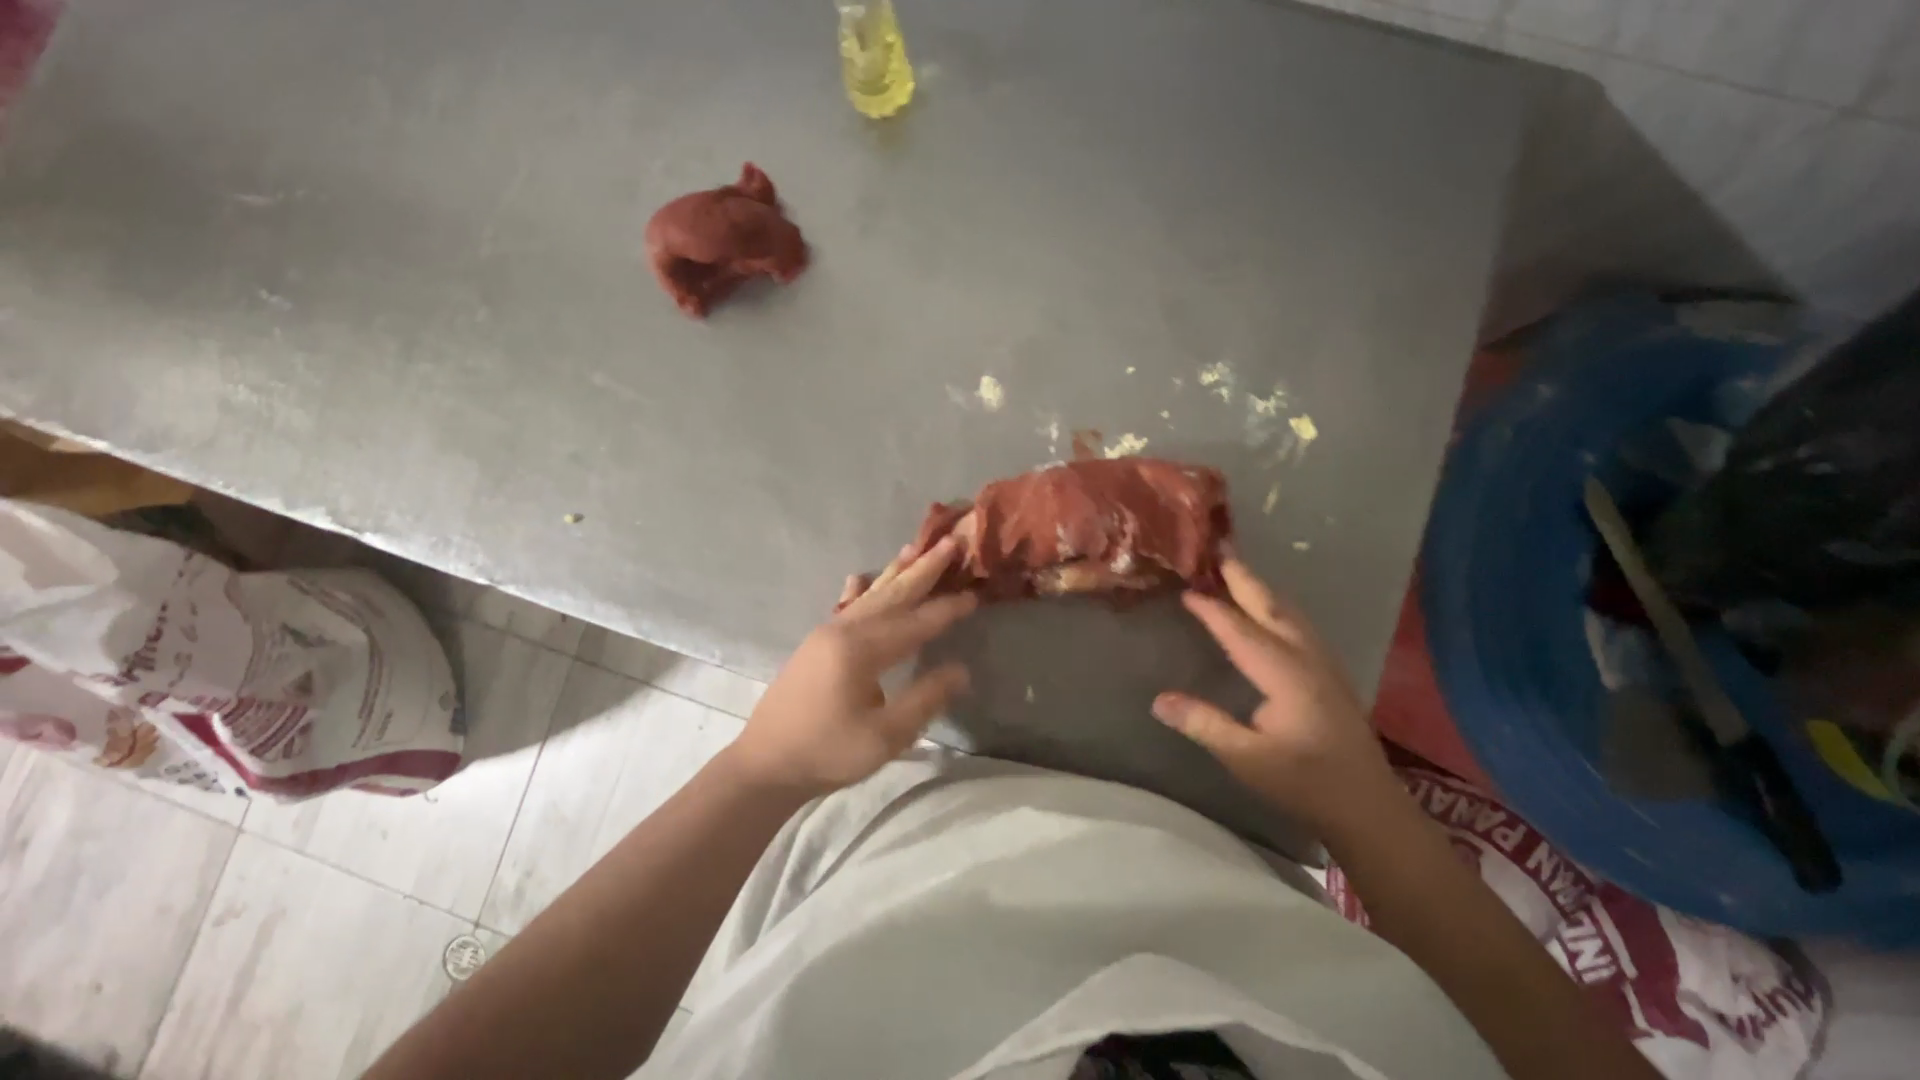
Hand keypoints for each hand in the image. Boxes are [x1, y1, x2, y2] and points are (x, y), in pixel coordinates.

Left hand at [725, 537, 976, 797]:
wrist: (765, 766)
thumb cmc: (828, 752)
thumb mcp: (885, 736)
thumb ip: (925, 699)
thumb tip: (961, 670)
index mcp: (861, 650)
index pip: (915, 623)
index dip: (947, 609)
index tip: (976, 593)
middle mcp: (843, 631)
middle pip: (891, 595)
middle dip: (923, 570)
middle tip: (950, 542)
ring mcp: (825, 635)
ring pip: (869, 596)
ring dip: (895, 574)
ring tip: (913, 549)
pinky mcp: (815, 647)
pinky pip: (846, 607)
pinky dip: (861, 589)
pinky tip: (861, 578)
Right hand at [1153, 558, 1397, 828]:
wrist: (1368, 806)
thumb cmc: (1305, 783)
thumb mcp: (1246, 759)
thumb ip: (1204, 724)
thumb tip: (1158, 699)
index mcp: (1285, 674)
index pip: (1240, 630)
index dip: (1212, 609)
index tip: (1185, 588)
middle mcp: (1307, 659)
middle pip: (1271, 608)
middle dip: (1244, 579)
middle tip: (1219, 550)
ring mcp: (1325, 665)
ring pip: (1290, 613)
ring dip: (1262, 590)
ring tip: (1237, 573)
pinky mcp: (1332, 676)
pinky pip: (1300, 626)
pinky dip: (1277, 608)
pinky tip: (1271, 614)